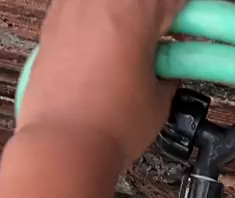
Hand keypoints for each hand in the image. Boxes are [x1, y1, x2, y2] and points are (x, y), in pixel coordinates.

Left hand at [16, 0, 186, 170]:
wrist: (64, 146)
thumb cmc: (107, 126)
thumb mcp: (158, 102)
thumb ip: (165, 76)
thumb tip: (164, 74)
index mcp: (137, 5)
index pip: (173, 1)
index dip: (183, 22)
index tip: (185, 35)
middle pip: (136, 1)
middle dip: (150, 19)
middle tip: (157, 47)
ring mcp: (71, 7)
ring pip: (105, 5)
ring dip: (119, 20)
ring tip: (126, 53)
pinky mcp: (49, 27)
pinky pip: (79, 14)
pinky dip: (92, 28)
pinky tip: (98, 58)